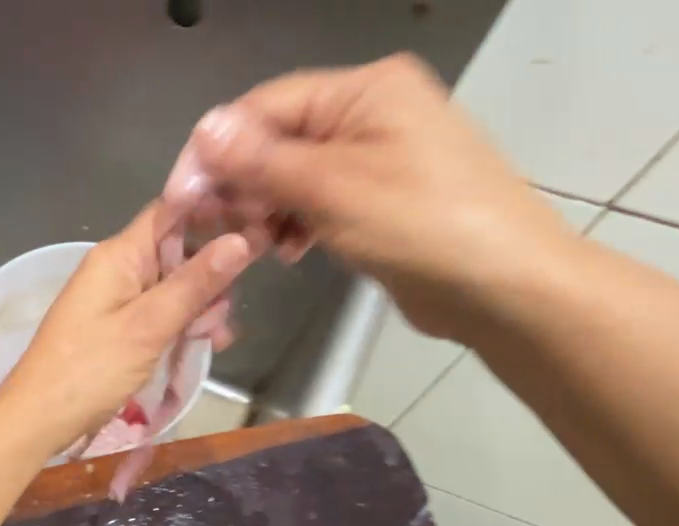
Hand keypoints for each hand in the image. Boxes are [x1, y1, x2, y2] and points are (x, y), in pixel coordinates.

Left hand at [0, 204, 253, 455]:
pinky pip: (158, 314)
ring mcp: (115, 300)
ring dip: (200, 307)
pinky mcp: (116, 329)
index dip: (217, 210)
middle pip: (180, 250)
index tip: (259, 225)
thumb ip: (195, 283)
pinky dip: (181, 326)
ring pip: (174, 286)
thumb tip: (242, 238)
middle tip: (223, 314)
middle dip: (212, 275)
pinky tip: (201, 346)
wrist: (36, 421)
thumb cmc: (87, 372)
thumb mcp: (147, 327)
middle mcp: (117, 269)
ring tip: (213, 339)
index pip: (174, 209)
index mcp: (119, 255)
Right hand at [161, 54, 582, 343]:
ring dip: (264, 209)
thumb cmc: (419, 224)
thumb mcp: (330, 187)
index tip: (180, 201)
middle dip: (241, 185)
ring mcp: (373, 154)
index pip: (264, 106)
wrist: (498, 283)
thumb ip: (262, 159)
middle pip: (275, 139)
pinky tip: (290, 251)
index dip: (215, 151)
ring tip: (259, 246)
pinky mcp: (374, 195)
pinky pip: (313, 199)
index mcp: (363, 90)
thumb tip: (204, 128)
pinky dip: (292, 224)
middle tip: (220, 230)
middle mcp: (367, 111)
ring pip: (289, 174)